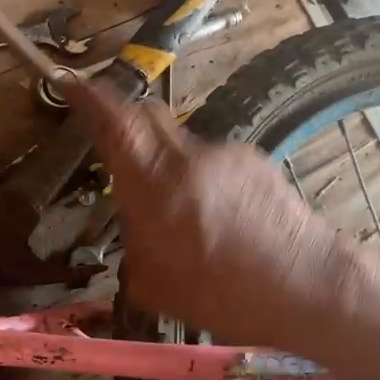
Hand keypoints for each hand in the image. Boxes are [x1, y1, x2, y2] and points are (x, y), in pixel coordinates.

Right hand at [65, 81, 349, 347]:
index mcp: (156, 189)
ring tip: (182, 212)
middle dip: (123, 119)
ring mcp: (224, 153)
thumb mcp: (154, 282)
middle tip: (114, 142)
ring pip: (179, 140)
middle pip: (145, 114)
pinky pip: (211, 158)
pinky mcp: (252, 158)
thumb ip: (133, 238)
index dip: (89, 99)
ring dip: (167, 162)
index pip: (116, 125)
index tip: (70, 82)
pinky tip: (219, 218)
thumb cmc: (224, 297)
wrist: (310, 288)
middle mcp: (188, 159)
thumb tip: (133, 218)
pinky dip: (201, 178)